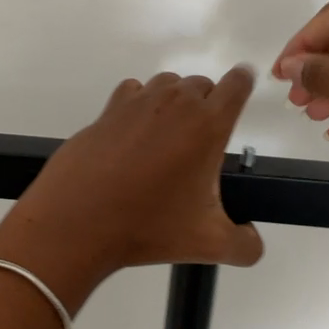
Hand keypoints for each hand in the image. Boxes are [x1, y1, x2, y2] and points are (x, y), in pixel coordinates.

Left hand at [0, 67, 264, 311]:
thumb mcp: (208, 244)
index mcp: (207, 125)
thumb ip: (245, 245)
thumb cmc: (148, 226)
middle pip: (202, 84)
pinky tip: (134, 135)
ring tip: (168, 139)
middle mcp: (174, 103)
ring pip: (167, 85)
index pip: (237, 84)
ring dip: (174, 102)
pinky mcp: (106, 111)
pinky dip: (140, 105)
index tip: (242, 93)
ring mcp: (137, 103)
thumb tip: (251, 240)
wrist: (77, 221)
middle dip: (207, 103)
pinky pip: (133, 92)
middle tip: (201, 141)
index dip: (244, 84)